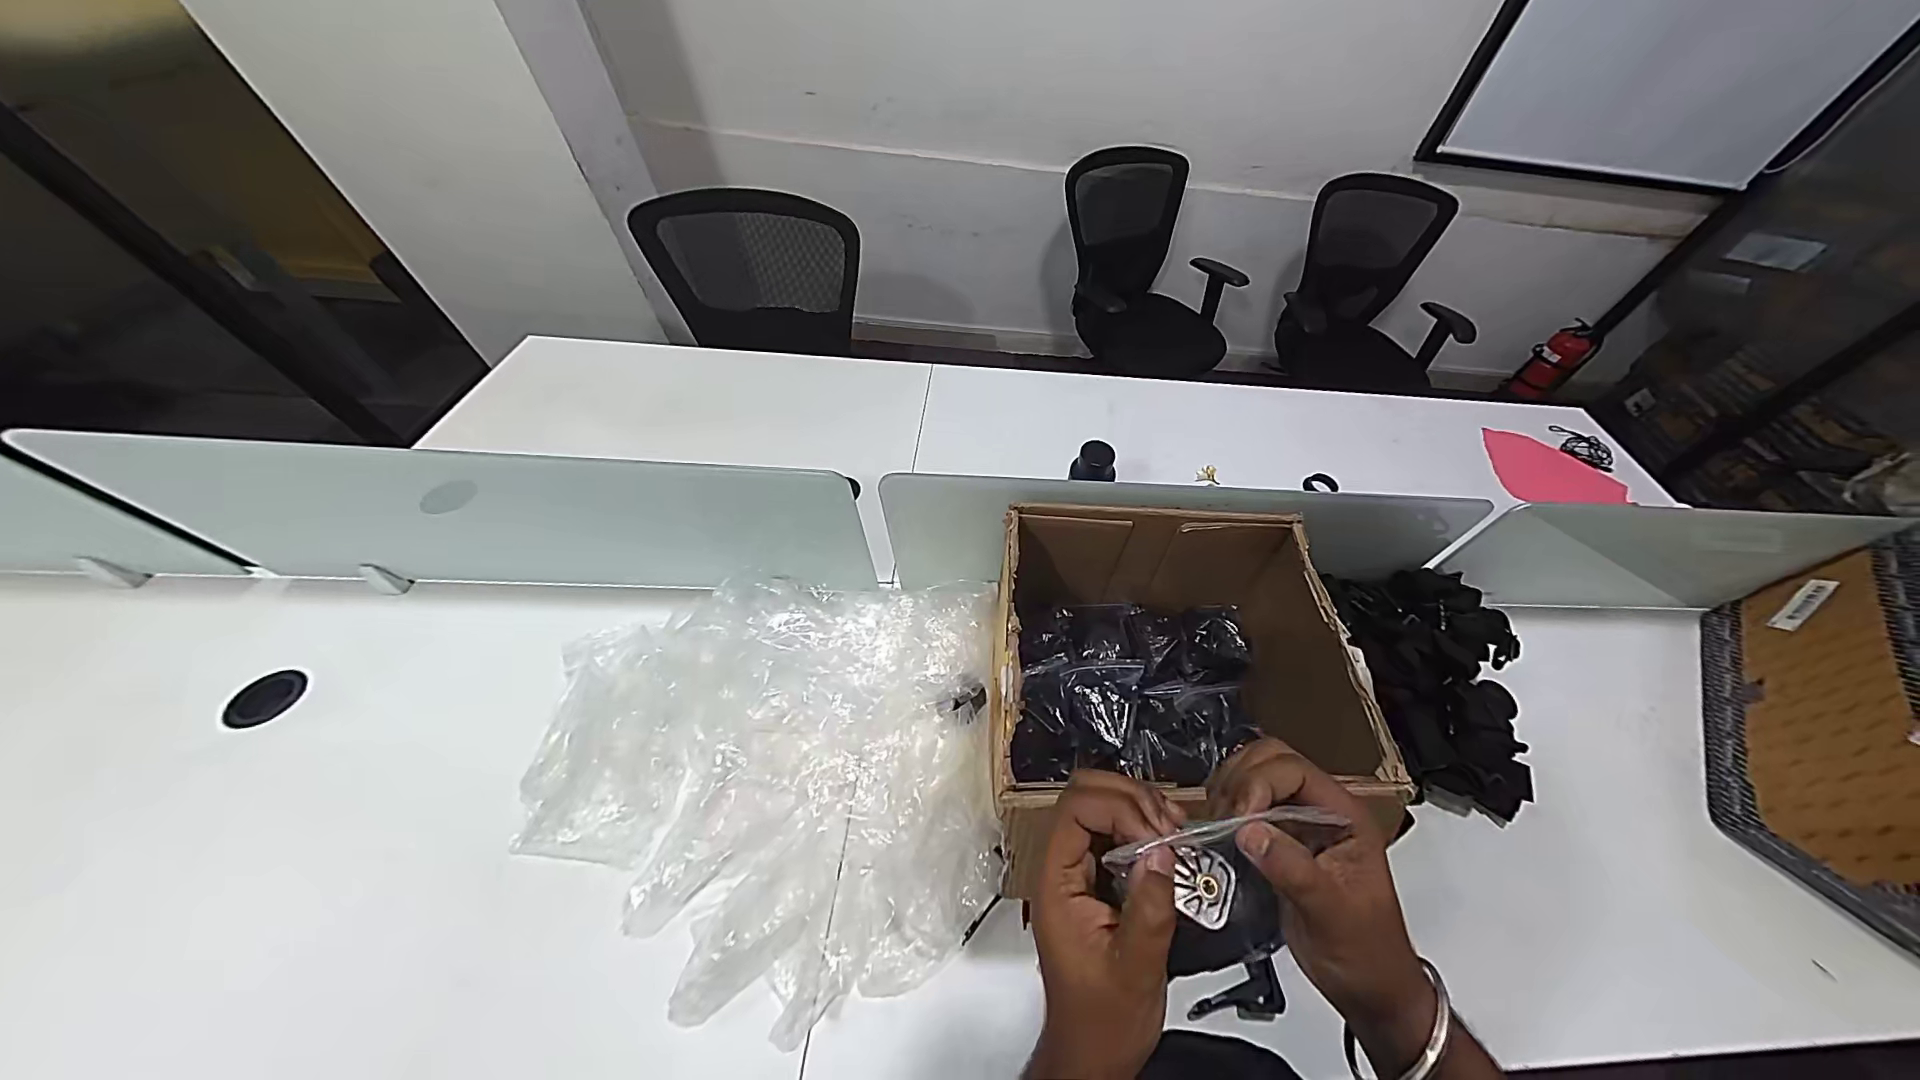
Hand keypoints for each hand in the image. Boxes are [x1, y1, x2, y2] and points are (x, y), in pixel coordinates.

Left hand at [1026, 771, 1184, 1079]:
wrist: (1093, 1048)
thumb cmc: (1100, 1020)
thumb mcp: (1134, 971)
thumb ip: (1148, 911)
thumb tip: (1162, 854)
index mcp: (1056, 883)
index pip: (1075, 810)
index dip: (1118, 809)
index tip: (1155, 836)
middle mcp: (1062, 867)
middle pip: (1084, 794)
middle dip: (1130, 798)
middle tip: (1169, 825)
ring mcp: (1078, 869)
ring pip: (1100, 805)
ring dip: (1140, 807)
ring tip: (1174, 831)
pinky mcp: (1097, 876)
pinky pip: (1115, 829)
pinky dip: (1144, 825)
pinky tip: (1169, 841)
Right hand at [1206, 740, 1435, 1074]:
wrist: (1367, 987)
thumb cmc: (1365, 953)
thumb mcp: (1332, 914)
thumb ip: (1293, 870)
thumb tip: (1249, 831)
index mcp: (1343, 814)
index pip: (1292, 768)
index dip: (1258, 784)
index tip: (1238, 818)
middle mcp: (1318, 806)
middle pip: (1267, 758)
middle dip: (1238, 779)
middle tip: (1223, 816)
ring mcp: (1294, 818)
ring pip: (1250, 772)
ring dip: (1227, 790)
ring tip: (1219, 826)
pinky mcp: (1273, 833)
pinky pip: (1241, 800)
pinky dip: (1223, 806)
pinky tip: (1218, 831)